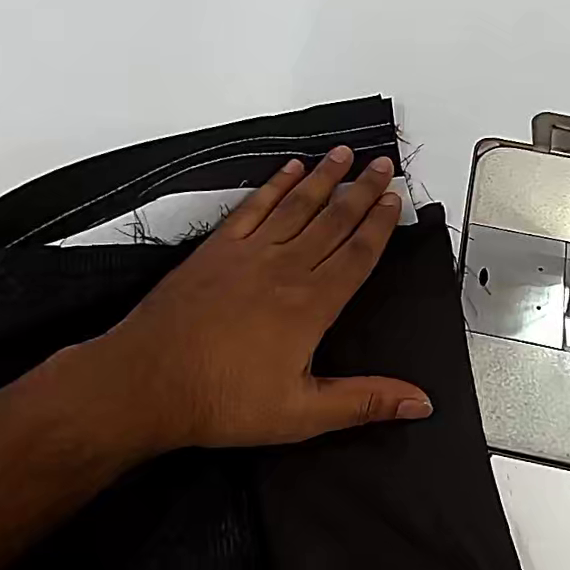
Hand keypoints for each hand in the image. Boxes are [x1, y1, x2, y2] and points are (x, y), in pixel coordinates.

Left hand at [83, 146, 431, 450]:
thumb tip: (420, 401)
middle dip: (361, 191)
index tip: (395, 200)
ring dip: (323, 178)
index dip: (380, 226)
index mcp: (310, 306)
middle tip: (382, 165)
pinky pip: (252, 207)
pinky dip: (273, 186)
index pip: (357, 255)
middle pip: (332, 221)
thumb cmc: (222, 400)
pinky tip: (289, 170)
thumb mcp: (301, 414)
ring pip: (296, 206)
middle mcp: (283, 269)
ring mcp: (246, 254)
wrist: (149, 381)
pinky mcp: (214, 250)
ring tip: (344, 154)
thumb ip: (362, 401)